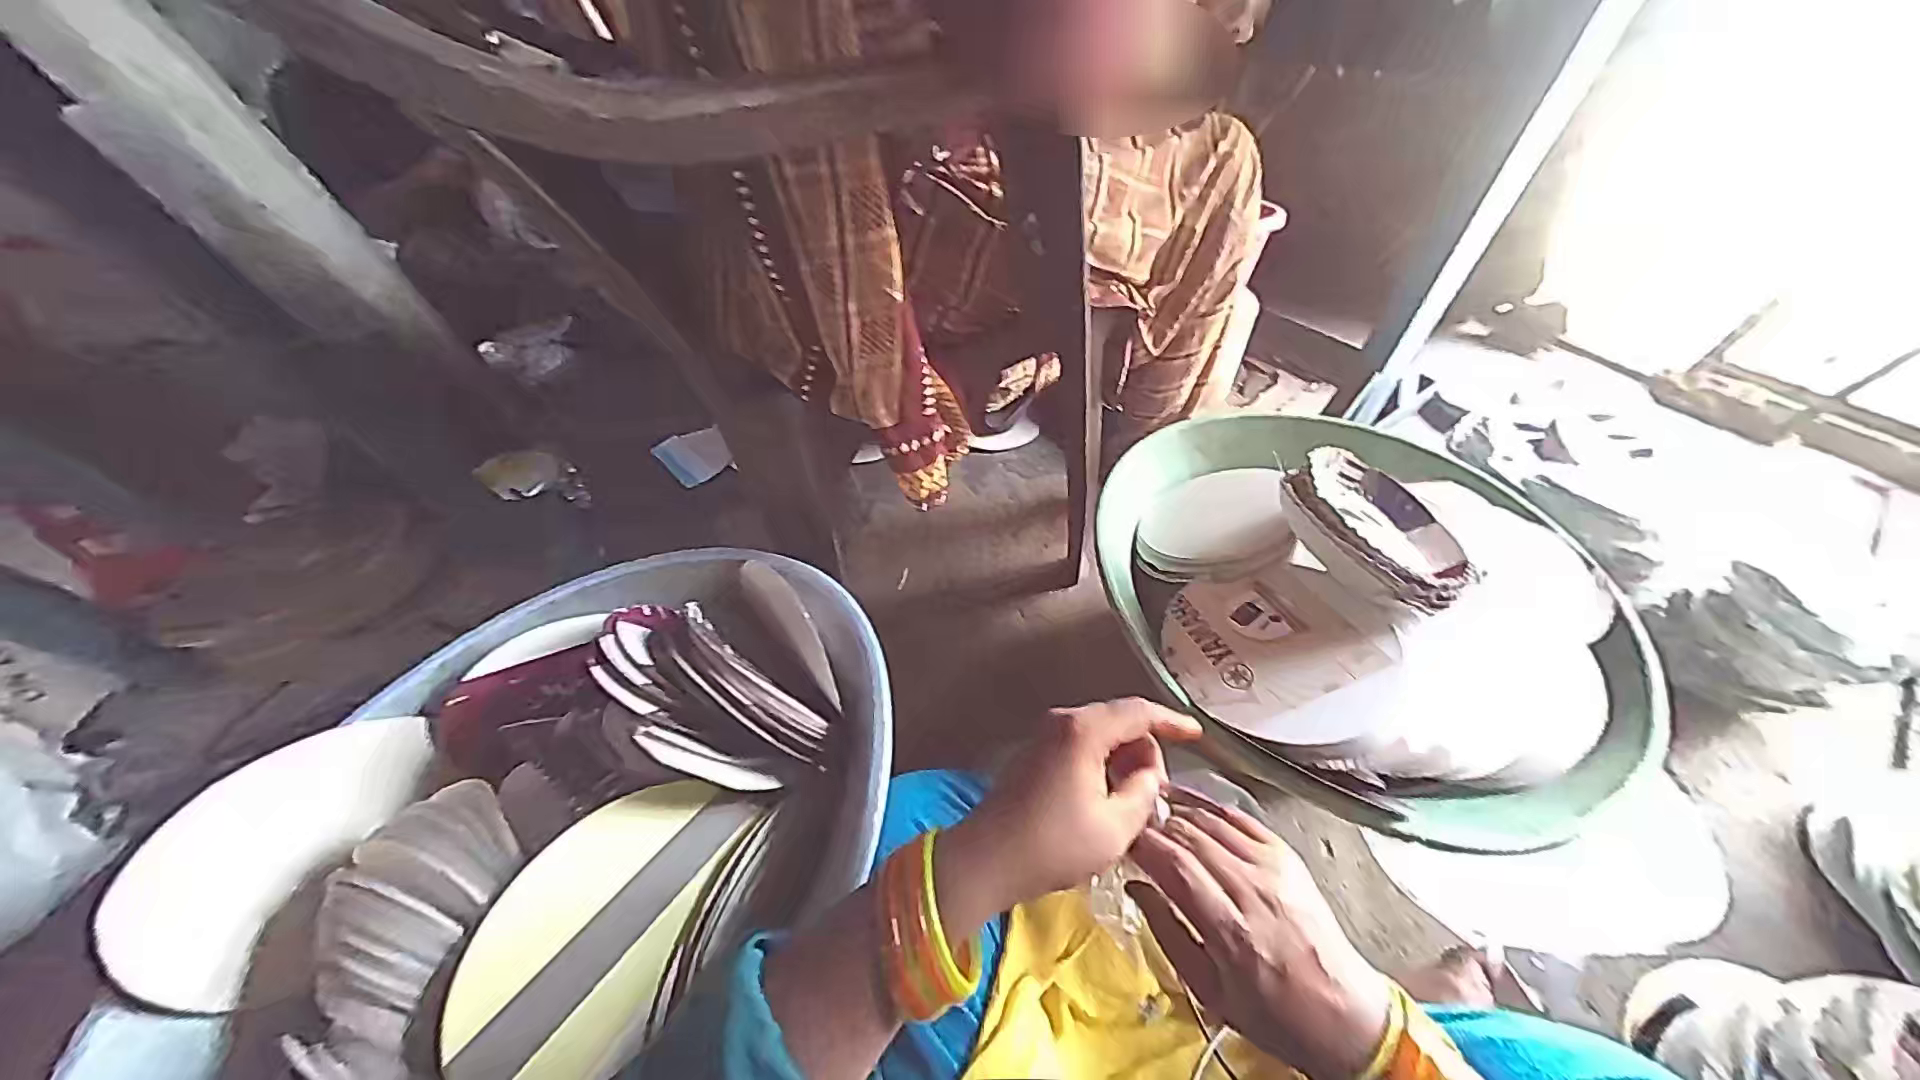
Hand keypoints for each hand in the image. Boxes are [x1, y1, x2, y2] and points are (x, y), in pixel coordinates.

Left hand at [946, 699, 1201, 913]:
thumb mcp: (1115, 827)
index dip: (1172, 721)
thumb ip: (1143, 791)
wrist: (987, 858)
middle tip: (1157, 789)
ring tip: (1134, 798)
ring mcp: (1043, 734)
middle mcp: (1061, 721)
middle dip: (1145, 748)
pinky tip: (1107, 795)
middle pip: (1117, 720)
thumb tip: (1148, 772)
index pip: (1138, 711)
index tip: (1196, 734)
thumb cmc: (1053, 845)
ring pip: (1099, 733)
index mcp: (1083, 730)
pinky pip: (1079, 744)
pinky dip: (1100, 762)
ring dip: (1122, 758)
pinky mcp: (1034, 752)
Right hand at [1128, 788, 1392, 1079]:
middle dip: (1153, 825)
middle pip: (1189, 835)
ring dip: (1176, 812)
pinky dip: (1208, 806)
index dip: (1141, 843)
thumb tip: (1135, 886)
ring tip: (1152, 814)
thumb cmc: (1274, 1013)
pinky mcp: (1287, 857)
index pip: (1175, 864)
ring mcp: (1274, 869)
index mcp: (1231, 931)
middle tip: (1130, 826)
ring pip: (1211, 820)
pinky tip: (1187, 804)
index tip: (1120, 839)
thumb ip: (1166, 932)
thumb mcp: (1209, 990)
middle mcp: (1253, 891)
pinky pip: (1239, 817)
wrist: (1347, 1016)